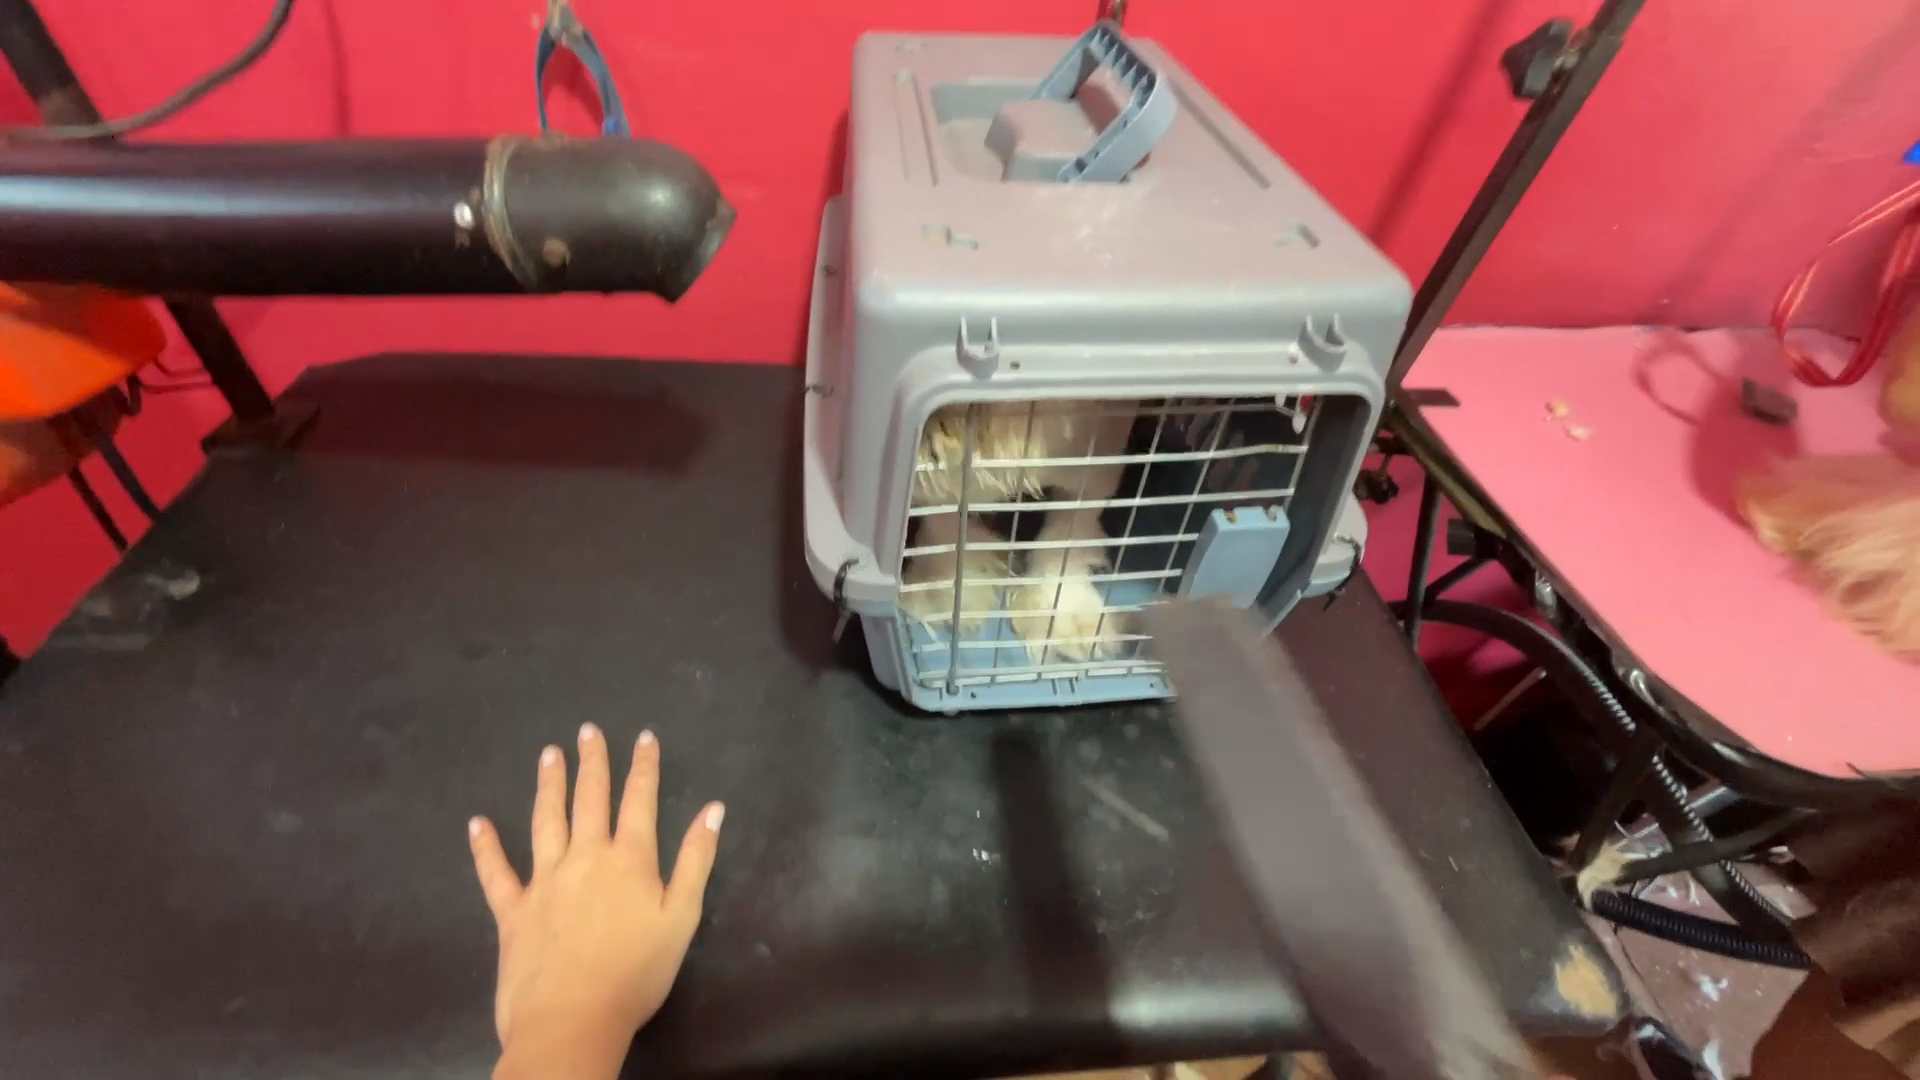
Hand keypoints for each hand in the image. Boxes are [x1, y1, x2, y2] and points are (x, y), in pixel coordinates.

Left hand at [469, 724, 723, 1079]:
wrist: (571, 1022)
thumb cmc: (636, 971)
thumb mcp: (682, 916)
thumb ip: (697, 859)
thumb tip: (713, 808)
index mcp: (629, 858)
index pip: (639, 799)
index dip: (644, 766)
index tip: (644, 736)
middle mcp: (585, 857)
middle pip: (590, 799)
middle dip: (592, 762)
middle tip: (588, 730)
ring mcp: (544, 882)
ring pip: (546, 821)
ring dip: (548, 785)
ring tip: (549, 755)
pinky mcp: (513, 911)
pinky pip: (495, 873)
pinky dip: (486, 847)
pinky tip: (477, 824)